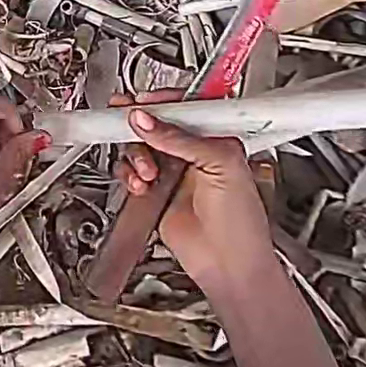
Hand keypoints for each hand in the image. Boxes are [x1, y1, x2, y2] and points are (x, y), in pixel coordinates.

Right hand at [110, 90, 272, 279]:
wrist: (228, 265)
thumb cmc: (242, 222)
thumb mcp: (219, 165)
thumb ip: (179, 138)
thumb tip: (144, 118)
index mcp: (216, 136)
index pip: (185, 106)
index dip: (162, 101)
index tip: (143, 101)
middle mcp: (192, 150)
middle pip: (154, 123)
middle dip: (139, 126)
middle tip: (124, 121)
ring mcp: (171, 169)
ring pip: (137, 145)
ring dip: (136, 156)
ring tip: (147, 172)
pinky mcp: (153, 188)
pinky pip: (128, 170)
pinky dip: (128, 175)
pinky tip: (141, 185)